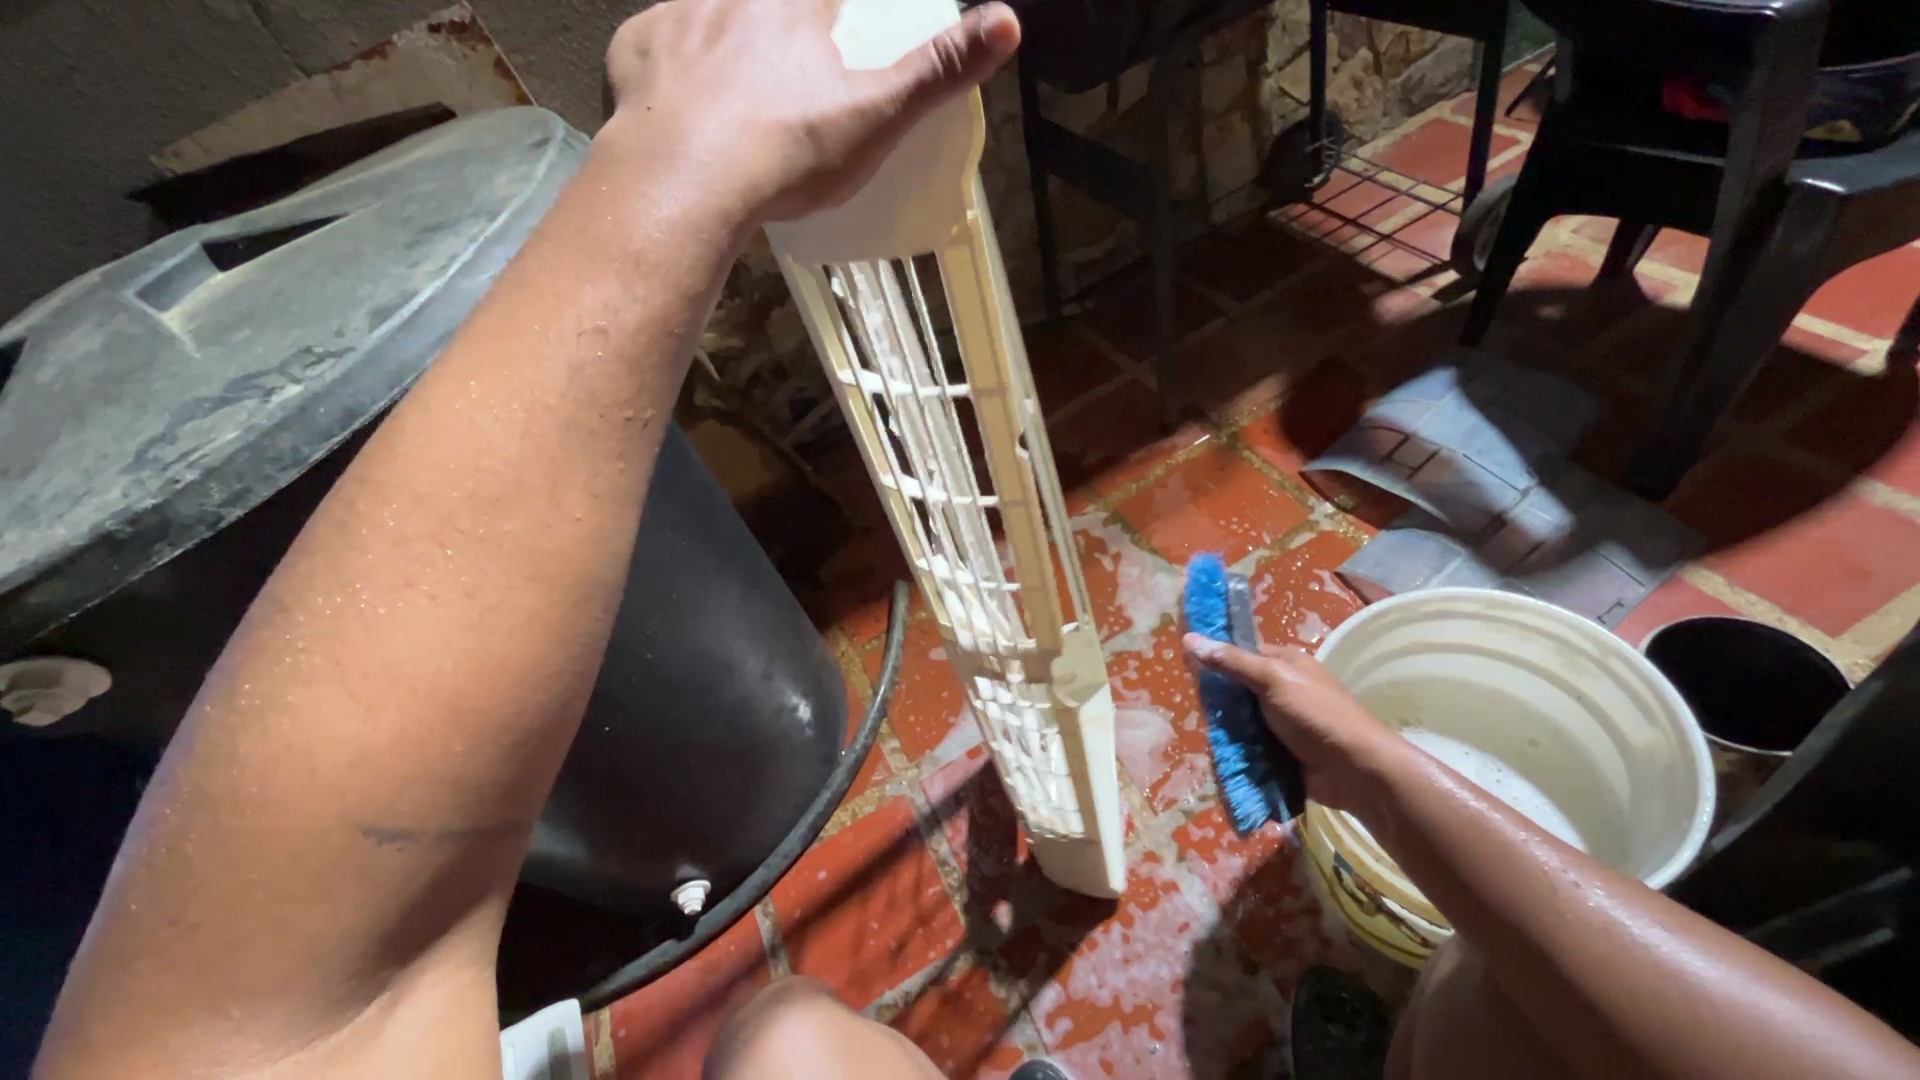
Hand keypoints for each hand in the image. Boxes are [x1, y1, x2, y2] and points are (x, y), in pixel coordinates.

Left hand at [602, 0, 1019, 226]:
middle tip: (785, 76)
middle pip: (761, 3)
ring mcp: (674, 18)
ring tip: (734, 93)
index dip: (836, 16)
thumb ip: (937, 70)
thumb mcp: (877, 114)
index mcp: (792, 4)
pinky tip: (680, 108)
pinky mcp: (633, 53)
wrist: (687, 180)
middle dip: (777, 27)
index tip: (836, 36)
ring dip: (719, 39)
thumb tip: (1007, 22)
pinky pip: (652, 47)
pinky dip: (667, 69)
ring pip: (703, 13)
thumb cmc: (789, 149)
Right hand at [1182, 636, 1404, 815]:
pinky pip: (1248, 746)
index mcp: (1285, 664)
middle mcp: (1282, 690)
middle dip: (1216, 699)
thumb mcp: (1273, 679)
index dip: (1215, 658)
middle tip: (1187, 705)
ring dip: (1223, 728)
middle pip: (1237, 689)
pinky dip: (1233, 750)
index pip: (1241, 653)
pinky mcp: (1279, 752)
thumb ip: (1232, 662)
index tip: (1185, 666)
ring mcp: (1281, 723)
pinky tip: (1211, 753)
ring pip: (1240, 720)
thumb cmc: (1316, 715)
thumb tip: (1189, 638)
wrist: (1355, 770)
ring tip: (1193, 732)